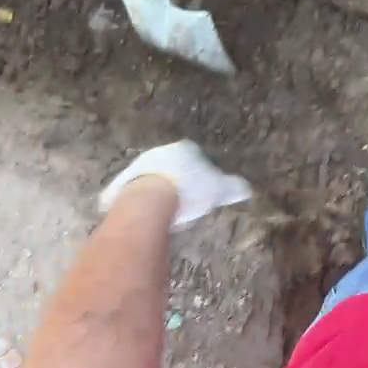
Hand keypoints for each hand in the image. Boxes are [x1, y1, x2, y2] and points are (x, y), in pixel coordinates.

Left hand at [98, 141, 251, 230]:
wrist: (148, 203)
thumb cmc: (189, 191)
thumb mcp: (221, 190)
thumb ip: (235, 187)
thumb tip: (247, 188)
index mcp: (186, 149)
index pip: (198, 155)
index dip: (203, 170)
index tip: (206, 186)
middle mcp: (160, 152)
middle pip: (173, 165)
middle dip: (179, 179)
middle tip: (187, 198)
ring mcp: (137, 168)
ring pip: (153, 178)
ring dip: (159, 190)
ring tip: (168, 211)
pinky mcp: (120, 186)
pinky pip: (134, 195)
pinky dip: (141, 204)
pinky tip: (147, 219)